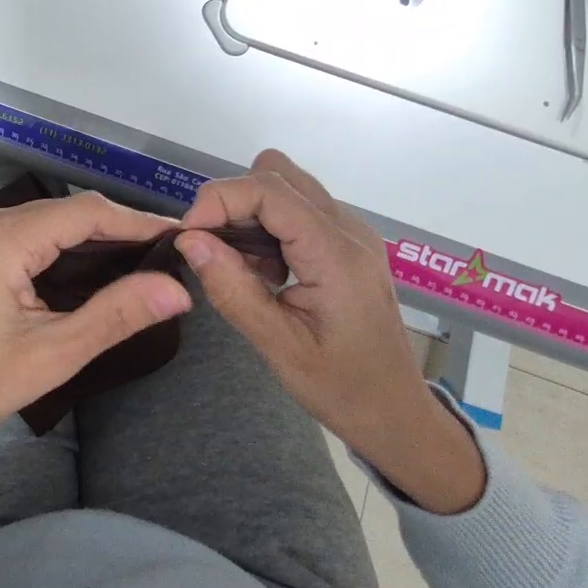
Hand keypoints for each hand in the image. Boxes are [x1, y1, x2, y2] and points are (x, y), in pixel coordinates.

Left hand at [0, 193, 190, 512]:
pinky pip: (30, 230)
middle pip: (67, 209)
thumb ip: (118, 314)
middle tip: (169, 251)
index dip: (136, 221)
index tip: (182, 236)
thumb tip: (177, 289)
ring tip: (144, 255)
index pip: (84, 213)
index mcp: (0, 240)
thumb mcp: (55, 354)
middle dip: (119, 226)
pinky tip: (97, 261)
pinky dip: (66, 242)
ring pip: (50, 217)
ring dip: (95, 233)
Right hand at [176, 151, 485, 514]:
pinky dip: (268, 225)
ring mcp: (351, 231)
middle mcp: (348, 229)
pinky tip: (268, 272)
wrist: (398, 415)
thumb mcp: (279, 348)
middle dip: (233, 201)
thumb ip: (233, 290)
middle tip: (215, 252)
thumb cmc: (343, 389)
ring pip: (285, 184)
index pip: (268, 189)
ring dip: (250, 213)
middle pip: (276, 173)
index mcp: (336, 255)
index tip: (189, 236)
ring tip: (245, 268)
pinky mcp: (347, 240)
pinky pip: (296, 207)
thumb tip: (188, 240)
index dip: (219, 199)